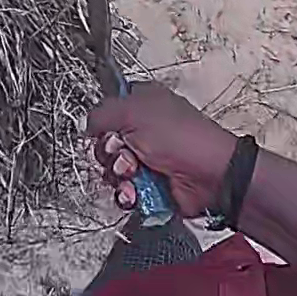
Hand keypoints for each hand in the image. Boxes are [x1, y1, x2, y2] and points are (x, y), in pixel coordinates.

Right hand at [85, 83, 237, 216]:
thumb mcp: (133, 112)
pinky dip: (127, 193)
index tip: (105, 129)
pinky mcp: (149, 183)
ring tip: (135, 174)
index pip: (109, 108)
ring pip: (112, 168)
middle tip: (125, 153)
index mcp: (143, 102)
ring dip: (119, 174)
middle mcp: (143, 128)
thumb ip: (102, 114)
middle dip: (110, 152)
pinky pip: (124, 189)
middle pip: (105, 141)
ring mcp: (146, 157)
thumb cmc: (179, 137)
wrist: (209, 175)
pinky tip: (136, 191)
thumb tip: (87, 125)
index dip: (103, 121)